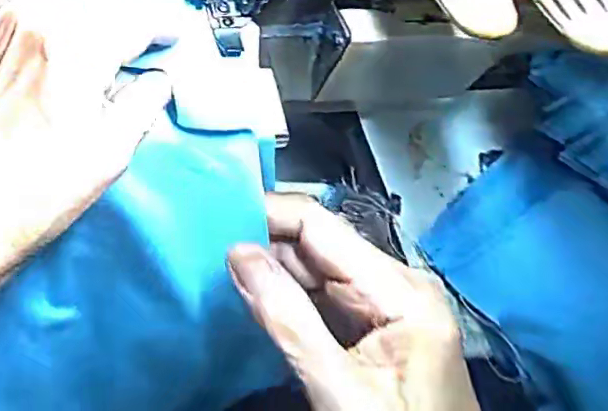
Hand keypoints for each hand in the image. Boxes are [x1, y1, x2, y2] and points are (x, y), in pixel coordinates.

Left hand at [0, 0, 174, 380]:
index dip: (159, 26)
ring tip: (69, 12)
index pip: (133, 19)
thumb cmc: (33, 191)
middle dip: (111, 4)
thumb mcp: (107, 156)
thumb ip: (141, 105)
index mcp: (76, 52)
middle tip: (113, 35)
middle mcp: (36, 20)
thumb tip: (157, 77)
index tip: (166, 35)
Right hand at [229, 193, 479, 410]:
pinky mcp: (370, 331)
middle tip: (206, 245)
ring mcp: (383, 308)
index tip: (213, 219)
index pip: (317, 223)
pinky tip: (249, 294)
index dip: (264, 214)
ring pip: (308, 268)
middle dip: (260, 242)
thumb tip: (236, 251)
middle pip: (311, 242)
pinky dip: (281, 294)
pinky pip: (316, 296)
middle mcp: (394, 286)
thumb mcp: (345, 393)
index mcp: (400, 291)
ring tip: (219, 266)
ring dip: (266, 268)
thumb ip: (289, 321)